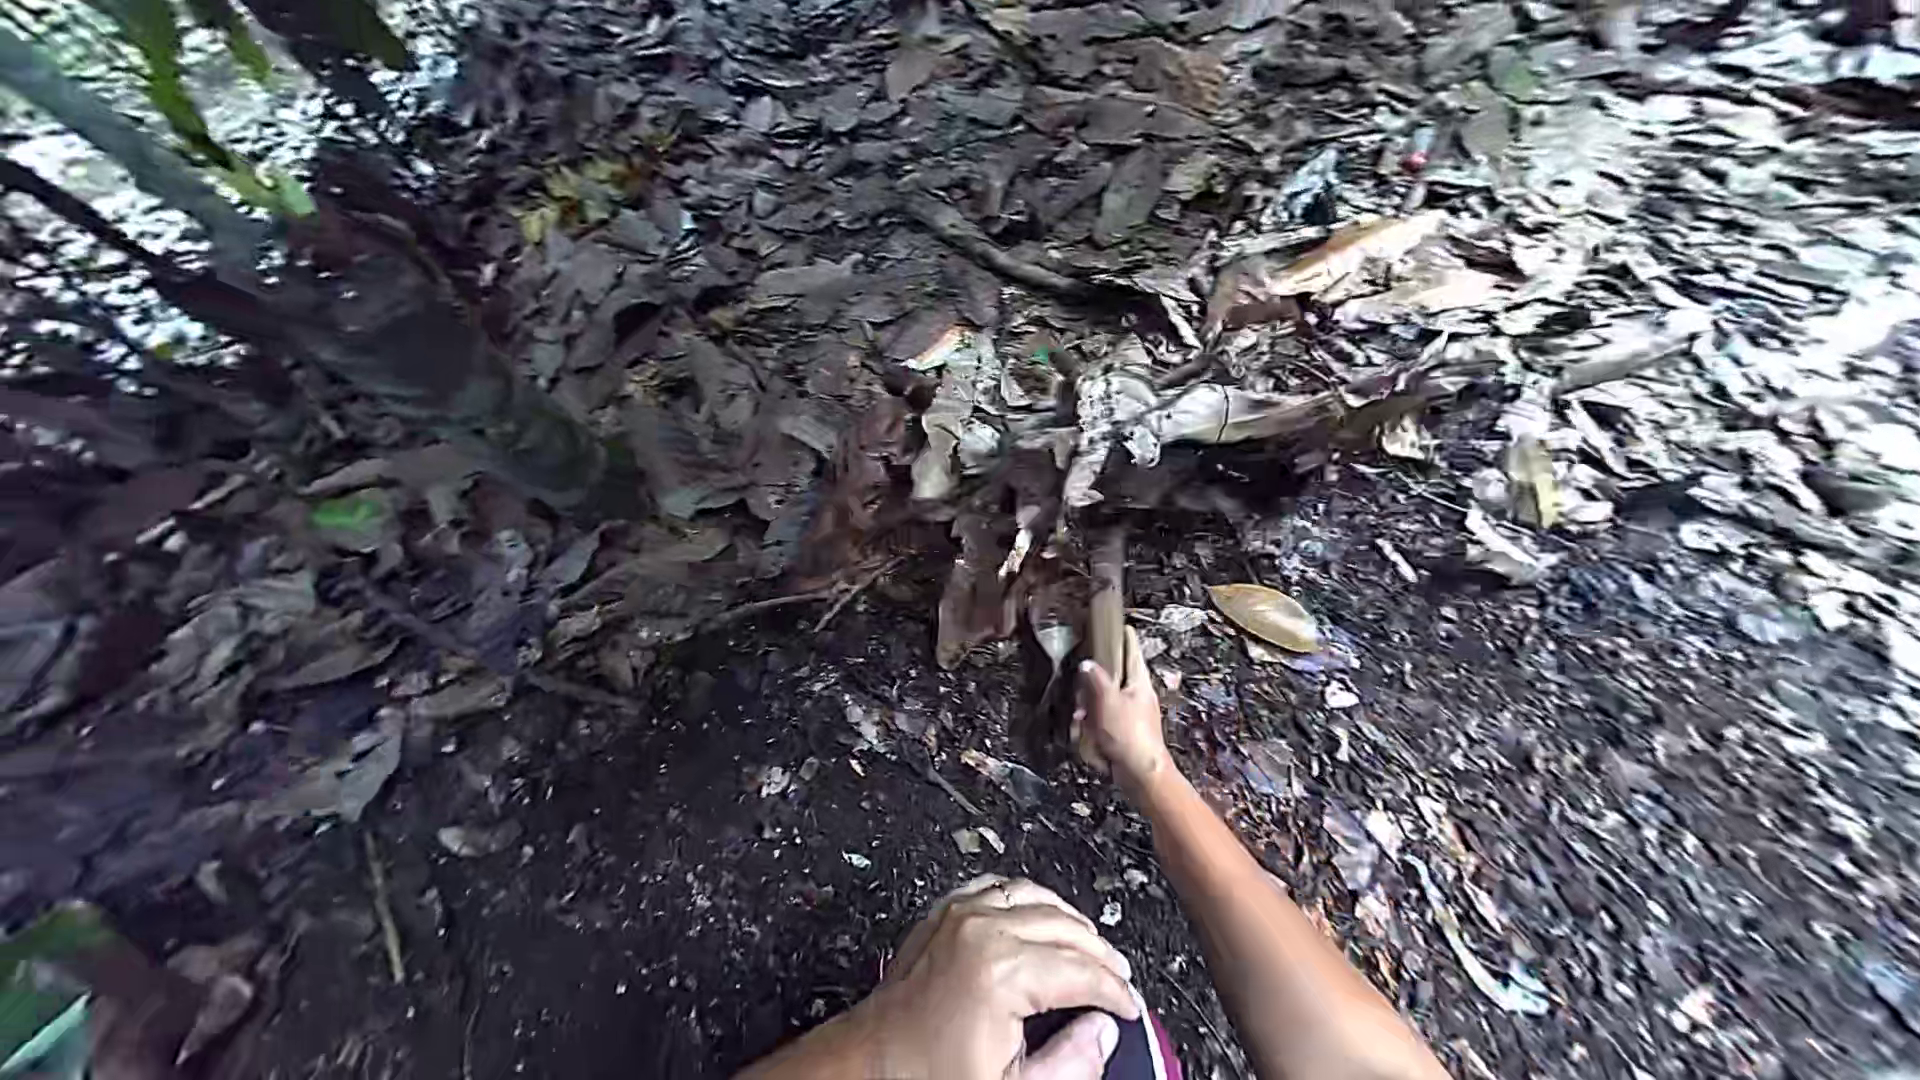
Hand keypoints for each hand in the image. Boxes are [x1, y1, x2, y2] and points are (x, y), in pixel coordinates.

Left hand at [860, 875, 1138, 1078]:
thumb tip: (1102, 1028)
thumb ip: (1069, 1064)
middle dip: (1099, 951)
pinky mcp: (946, 910)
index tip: (1128, 1005)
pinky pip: (995, 885)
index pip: (1079, 969)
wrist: (870, 1062)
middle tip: (1118, 975)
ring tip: (1088, 941)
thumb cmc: (929, 1076)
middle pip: (1062, 925)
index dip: (1113, 989)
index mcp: (1002, 971)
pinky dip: (1025, 896)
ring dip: (1066, 916)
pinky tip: (1037, 911)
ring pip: (1033, 895)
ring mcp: (962, 912)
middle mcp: (983, 928)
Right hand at [1075, 627, 1173, 794]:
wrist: (1141, 772)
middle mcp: (1138, 693)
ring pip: (1105, 699)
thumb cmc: (1128, 733)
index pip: (1132, 651)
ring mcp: (1132, 712)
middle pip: (1113, 676)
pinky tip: (1088, 733)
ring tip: (1083, 718)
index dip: (1125, 638)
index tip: (1121, 626)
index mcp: (1139, 681)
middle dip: (1094, 684)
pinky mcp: (1125, 730)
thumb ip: (1096, 679)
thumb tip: (1087, 663)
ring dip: (1091, 707)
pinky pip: (1105, 719)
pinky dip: (1094, 723)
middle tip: (1083, 692)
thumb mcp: (1108, 701)